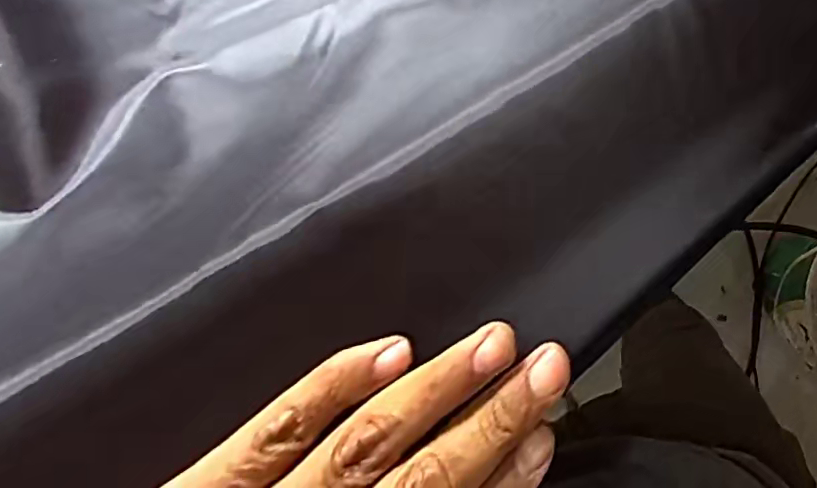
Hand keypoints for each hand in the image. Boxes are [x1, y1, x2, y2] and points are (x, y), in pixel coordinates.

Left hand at [165, 323, 570, 487]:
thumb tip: (501, 479)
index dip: (503, 477)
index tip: (544, 429)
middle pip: (414, 481)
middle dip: (491, 419)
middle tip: (547, 366)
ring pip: (357, 445)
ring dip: (436, 388)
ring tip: (495, 341)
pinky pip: (269, 434)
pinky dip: (335, 386)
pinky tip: (390, 351)